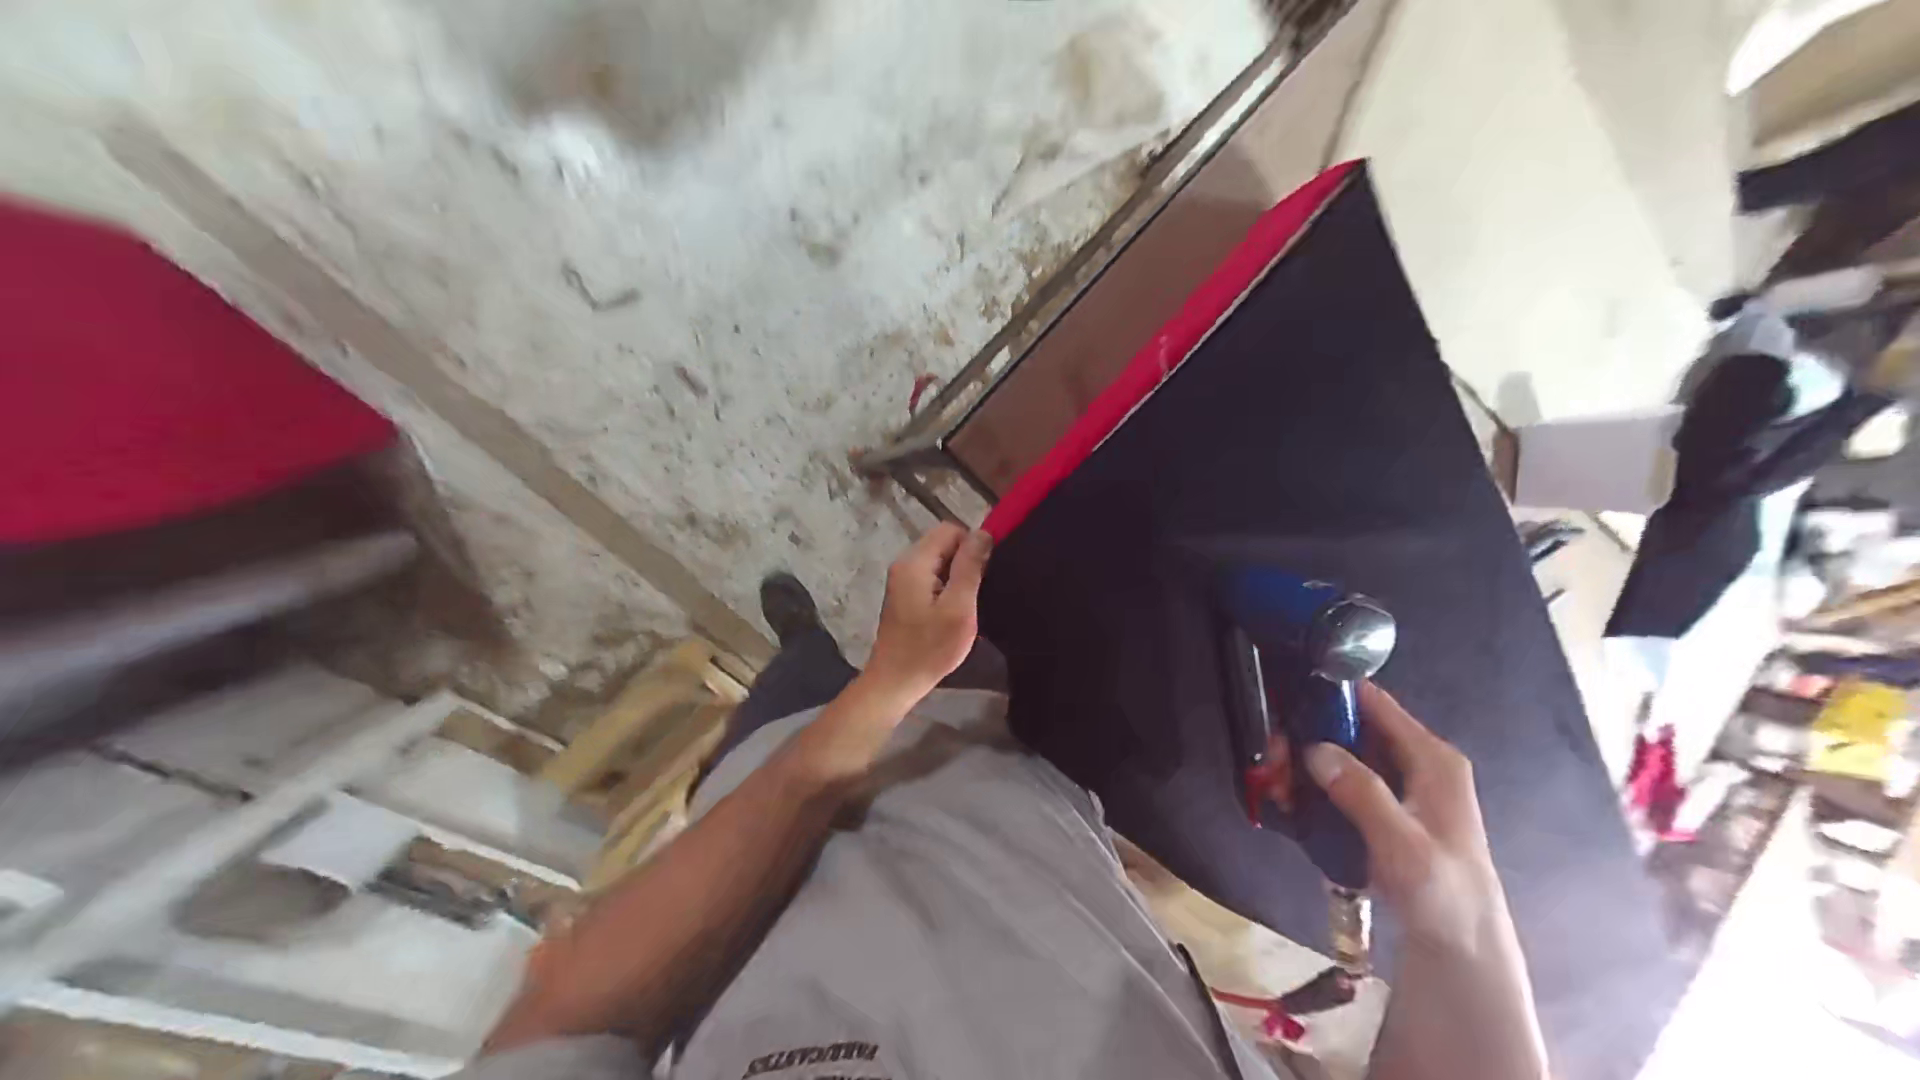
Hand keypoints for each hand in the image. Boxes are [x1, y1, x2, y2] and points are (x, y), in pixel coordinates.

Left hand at [861, 523, 991, 704]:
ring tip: (969, 602)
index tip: (986, 573)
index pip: (950, 529)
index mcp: (915, 561)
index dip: (973, 544)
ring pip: (940, 560)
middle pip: (943, 543)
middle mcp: (905, 563)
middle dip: (966, 560)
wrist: (896, 681)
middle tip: (979, 590)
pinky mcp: (905, 595)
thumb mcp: (958, 607)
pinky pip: (932, 576)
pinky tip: (955, 610)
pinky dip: (947, 587)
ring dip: (958, 575)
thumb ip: (970, 567)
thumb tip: (984, 532)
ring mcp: (903, 580)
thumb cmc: (930, 647)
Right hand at [1300, 683, 1511, 958]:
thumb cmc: (1442, 895)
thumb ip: (1362, 792)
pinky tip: (1288, 800)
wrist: (1462, 953)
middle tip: (1271, 755)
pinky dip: (1312, 786)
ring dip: (1304, 764)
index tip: (1284, 701)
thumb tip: (1314, 749)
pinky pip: (1338, 781)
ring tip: (1273, 782)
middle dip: (1307, 736)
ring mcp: (1397, 786)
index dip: (1329, 694)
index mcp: (1431, 758)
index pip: (1373, 702)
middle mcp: (1414, 761)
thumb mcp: (1403, 844)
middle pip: (1349, 727)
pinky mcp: (1380, 808)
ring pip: (1339, 754)